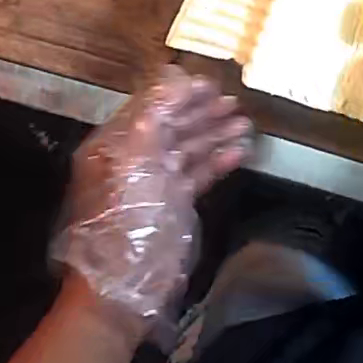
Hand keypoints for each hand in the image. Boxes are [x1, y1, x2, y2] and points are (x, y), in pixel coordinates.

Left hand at [52, 65, 251, 330]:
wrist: (125, 284)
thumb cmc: (128, 216)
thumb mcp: (137, 159)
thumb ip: (156, 114)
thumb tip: (176, 77)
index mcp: (117, 146)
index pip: (150, 108)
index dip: (180, 94)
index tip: (211, 83)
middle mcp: (135, 160)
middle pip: (173, 126)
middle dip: (203, 112)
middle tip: (234, 103)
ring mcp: (156, 183)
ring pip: (189, 149)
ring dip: (216, 134)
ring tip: (245, 124)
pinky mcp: (174, 203)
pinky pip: (199, 174)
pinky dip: (218, 162)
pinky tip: (240, 153)